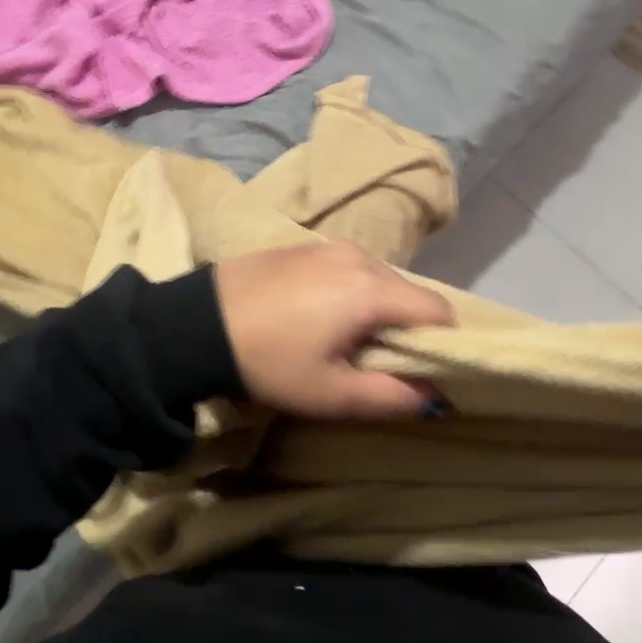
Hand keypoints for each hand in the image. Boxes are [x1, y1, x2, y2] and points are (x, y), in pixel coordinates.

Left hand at [213, 243, 453, 419]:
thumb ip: (392, 397)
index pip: (438, 310)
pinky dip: (351, 294)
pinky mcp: (303, 246)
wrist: (197, 324)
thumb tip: (435, 394)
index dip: (444, 344)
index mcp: (371, 289)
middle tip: (379, 364)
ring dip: (377, 311)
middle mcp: (357, 256)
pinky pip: (349, 269)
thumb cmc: (268, 361)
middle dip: (407, 329)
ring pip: (379, 279)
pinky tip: (319, 319)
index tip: (424, 372)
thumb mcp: (331, 394)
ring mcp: (327, 246)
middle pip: (409, 293)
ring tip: (345, 344)